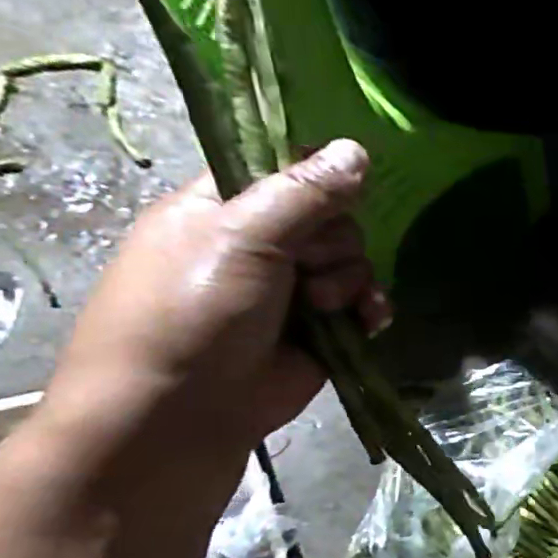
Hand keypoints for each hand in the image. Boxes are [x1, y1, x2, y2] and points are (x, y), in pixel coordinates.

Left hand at [41, 140, 388, 461]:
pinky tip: (370, 322)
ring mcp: (296, 288)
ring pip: (356, 262)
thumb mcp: (242, 238)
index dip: (319, 177)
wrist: (185, 409)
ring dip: (351, 283)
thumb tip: (359, 149)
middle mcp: (264, 243)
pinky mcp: (325, 328)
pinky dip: (373, 310)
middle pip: (335, 219)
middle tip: (309, 269)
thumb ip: (304, 194)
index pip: (286, 169)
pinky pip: (368, 303)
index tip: (339, 194)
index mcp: (226, 207)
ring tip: (325, 308)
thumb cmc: (193, 312)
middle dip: (335, 246)